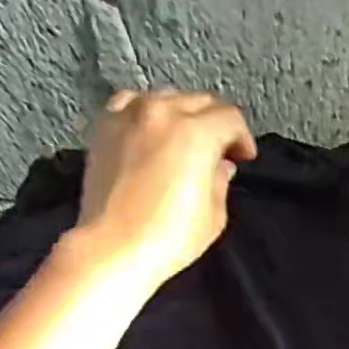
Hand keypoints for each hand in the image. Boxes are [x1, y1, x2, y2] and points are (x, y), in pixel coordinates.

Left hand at [71, 88, 257, 287]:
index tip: (243, 155)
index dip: (243, 137)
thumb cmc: (164, 239)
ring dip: (183, 115)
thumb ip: (221, 182)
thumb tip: (220, 166)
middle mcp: (163, 113)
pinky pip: (131, 104)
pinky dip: (147, 113)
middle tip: (220, 150)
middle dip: (216, 124)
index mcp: (196, 133)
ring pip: (167, 98)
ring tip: (186, 142)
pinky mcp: (105, 128)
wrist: (114, 249)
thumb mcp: (213, 217)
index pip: (230, 118)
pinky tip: (151, 132)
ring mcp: (130, 116)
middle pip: (200, 101)